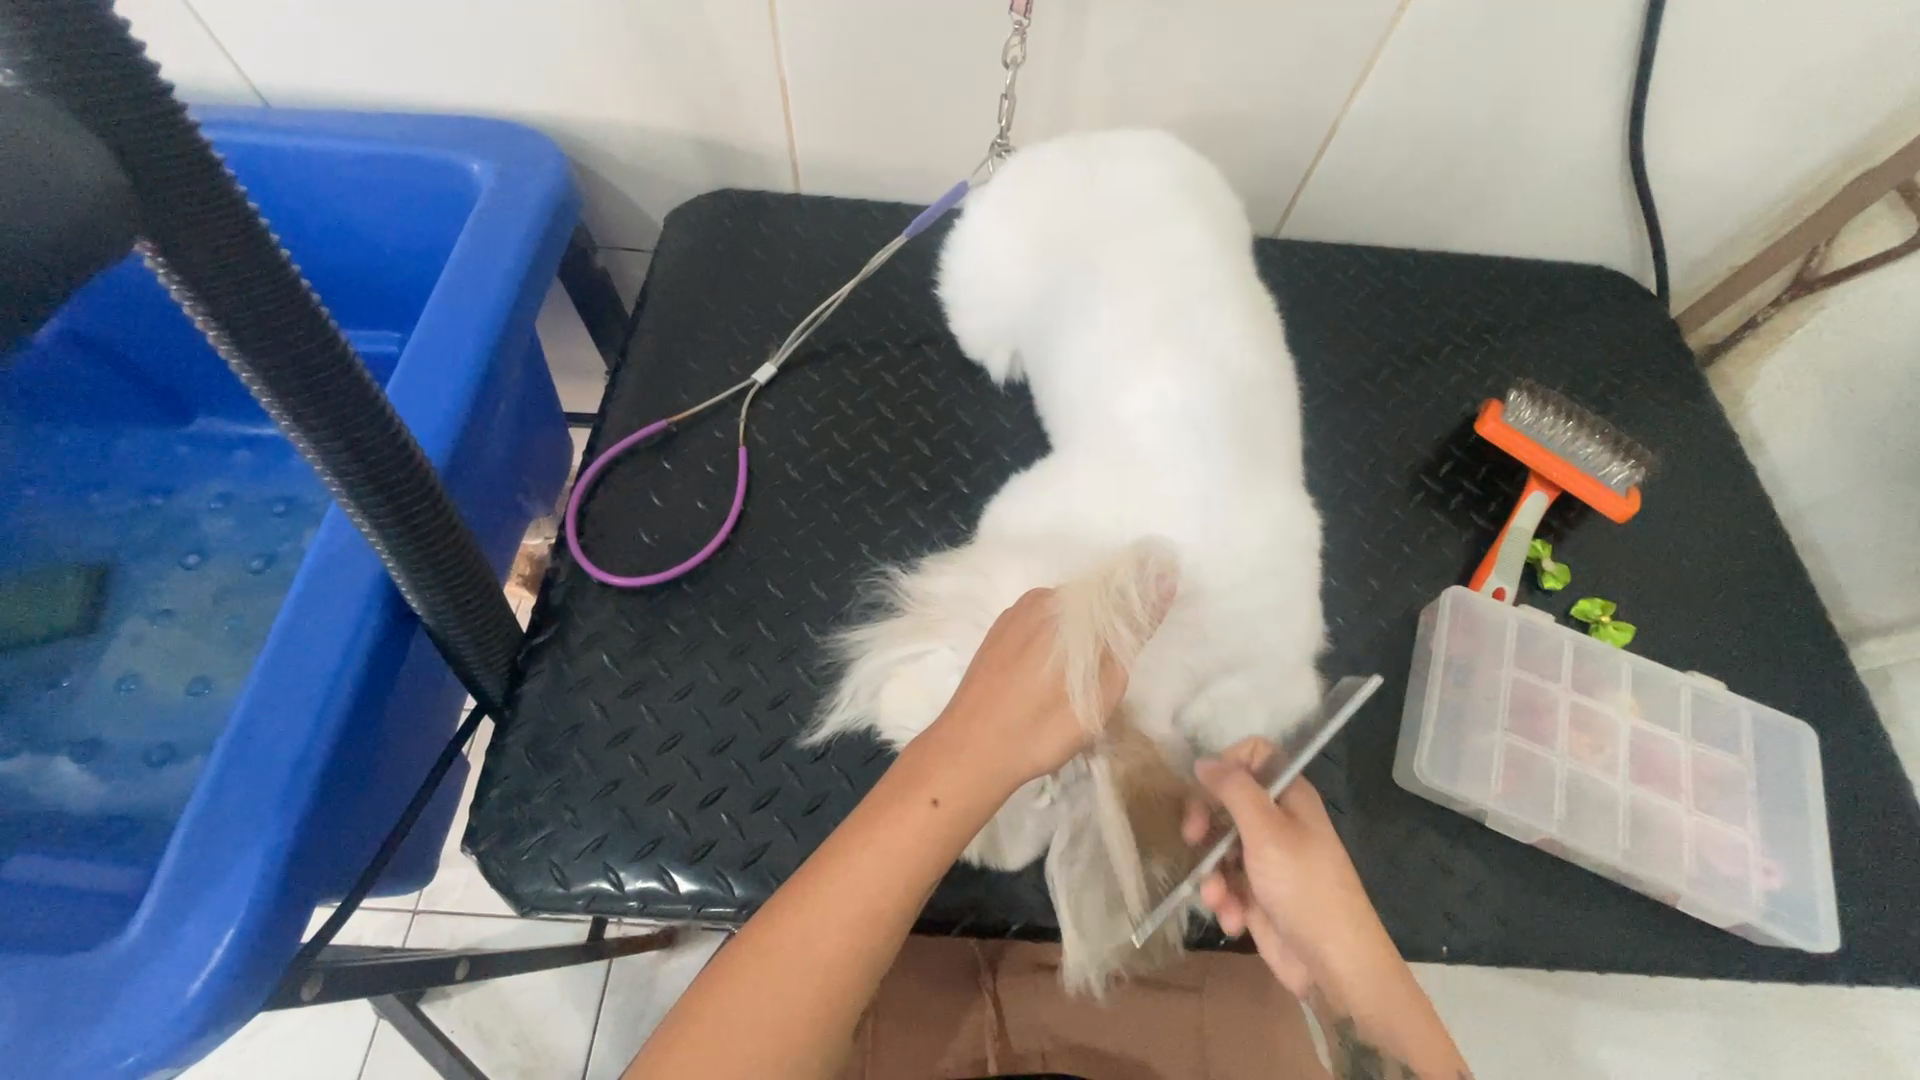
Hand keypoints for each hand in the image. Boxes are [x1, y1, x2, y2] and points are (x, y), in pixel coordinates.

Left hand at [929, 588, 1129, 790]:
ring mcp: (1012, 616)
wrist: (970, 750)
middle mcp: (1038, 599)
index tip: (1143, 641)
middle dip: (1107, 628)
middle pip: (1089, 601)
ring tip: (1082, 682)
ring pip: (1062, 616)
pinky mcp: (996, 636)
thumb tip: (1163, 579)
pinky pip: (1037, 628)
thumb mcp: (1103, 684)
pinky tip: (1051, 679)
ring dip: (1079, 638)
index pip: (1117, 588)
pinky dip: (1053, 645)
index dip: (1137, 611)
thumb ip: (1134, 631)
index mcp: (1066, 603)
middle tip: (1111, 675)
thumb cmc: (1042, 723)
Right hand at [1182, 738, 1398, 1000]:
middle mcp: (1276, 822)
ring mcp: (1265, 858)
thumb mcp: (1266, 830)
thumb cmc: (1304, 886)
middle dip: (1205, 822)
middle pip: (1225, 800)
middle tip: (1192, 838)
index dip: (1227, 764)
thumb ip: (1233, 789)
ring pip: (1217, 845)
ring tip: (1219, 898)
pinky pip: (1224, 881)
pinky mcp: (1255, 892)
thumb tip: (1203, 761)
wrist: (1333, 965)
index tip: (1207, 786)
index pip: (1254, 756)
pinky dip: (1224, 899)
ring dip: (1211, 873)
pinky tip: (1233, 918)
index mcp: (1288, 797)